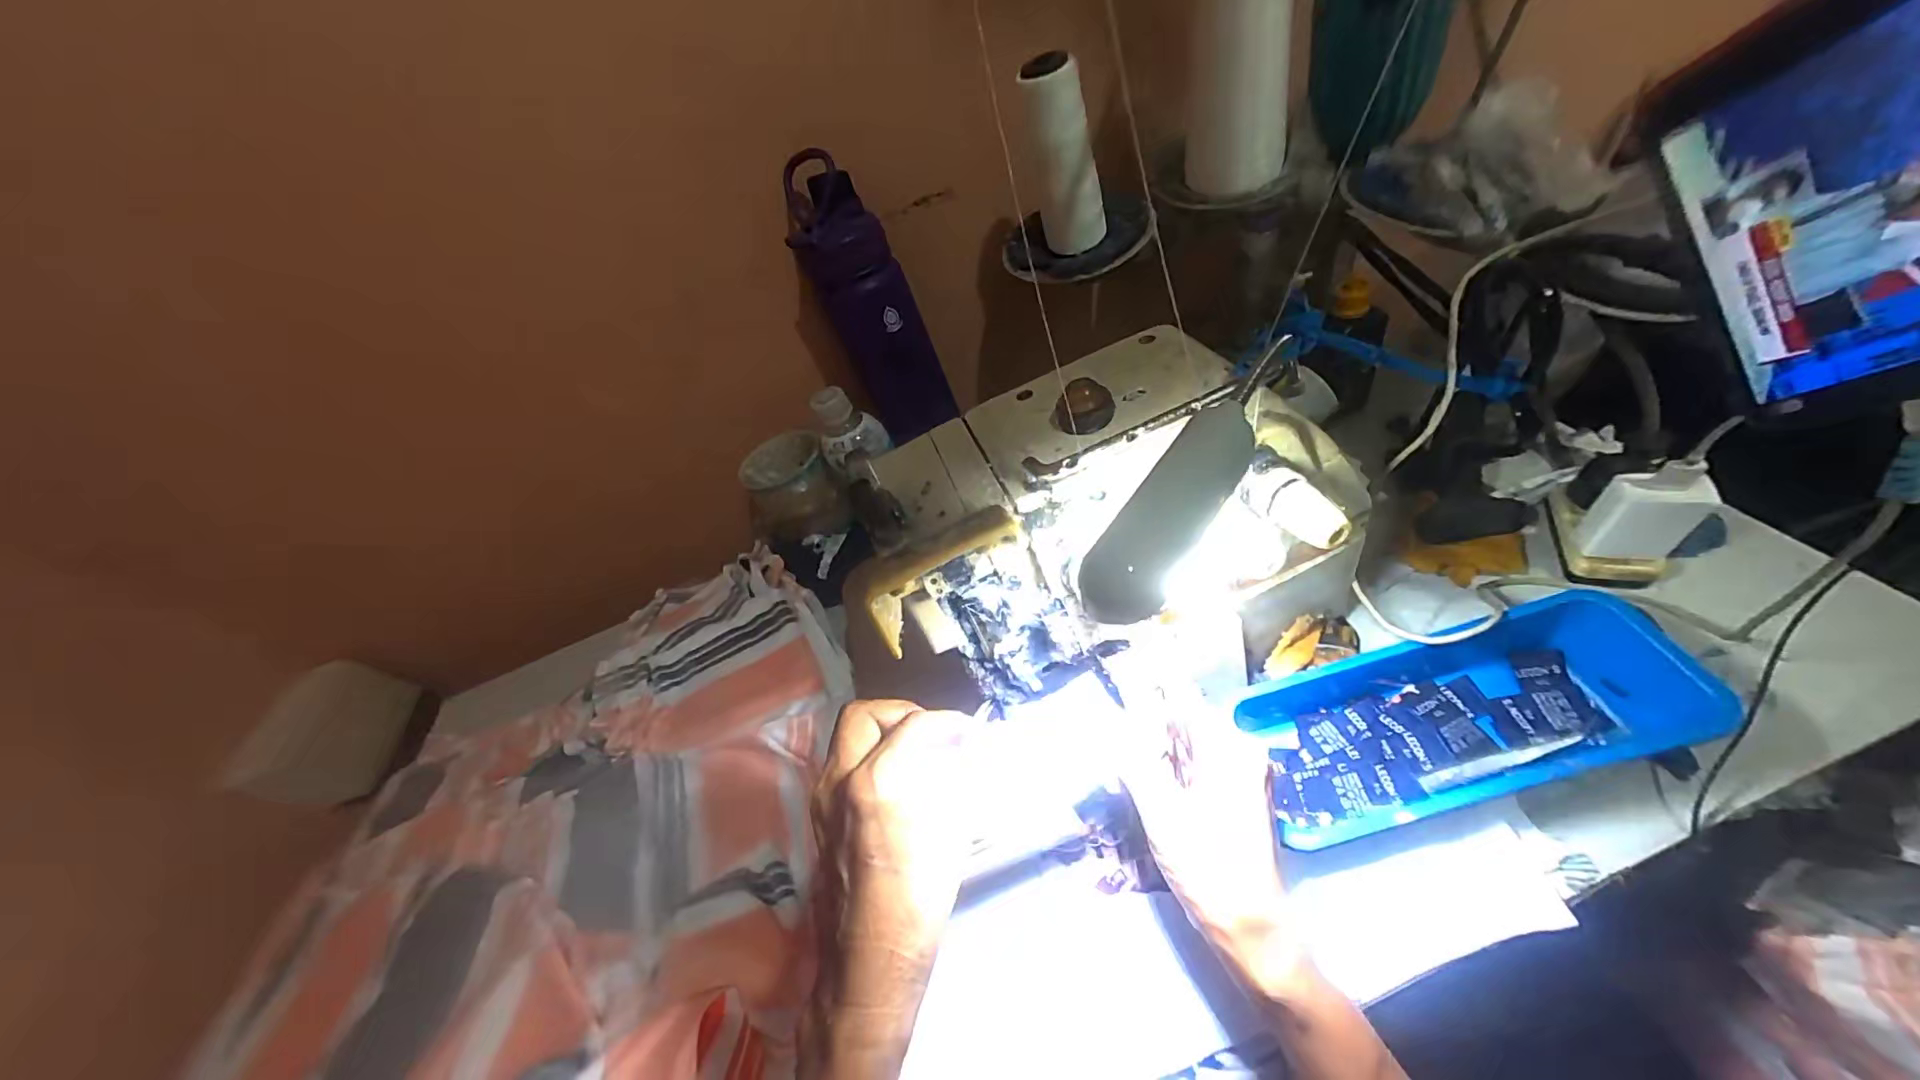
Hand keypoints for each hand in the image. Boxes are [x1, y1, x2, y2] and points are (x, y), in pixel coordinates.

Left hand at [808, 699, 973, 1077]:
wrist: (868, 958)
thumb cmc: (917, 901)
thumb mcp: (951, 833)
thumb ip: (958, 780)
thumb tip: (968, 749)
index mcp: (875, 781)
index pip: (914, 725)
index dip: (947, 720)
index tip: (968, 728)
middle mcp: (839, 780)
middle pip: (863, 714)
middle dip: (900, 712)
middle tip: (930, 730)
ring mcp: (822, 798)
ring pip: (846, 737)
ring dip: (882, 732)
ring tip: (914, 752)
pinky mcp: (818, 817)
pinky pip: (841, 764)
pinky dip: (869, 756)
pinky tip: (896, 781)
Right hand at [1122, 700, 1406, 1079]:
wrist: (1251, 927)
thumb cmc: (1210, 869)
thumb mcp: (1163, 815)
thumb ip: (1135, 762)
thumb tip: (1111, 723)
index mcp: (1228, 749)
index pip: (1181, 696)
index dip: (1150, 674)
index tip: (1126, 654)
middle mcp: (1238, 751)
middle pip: (1180, 718)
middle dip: (1144, 720)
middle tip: (1113, 719)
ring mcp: (1237, 772)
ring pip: (1183, 742)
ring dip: (1151, 746)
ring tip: (1122, 757)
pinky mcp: (1231, 792)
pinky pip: (1190, 763)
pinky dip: (1165, 766)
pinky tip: (1142, 779)